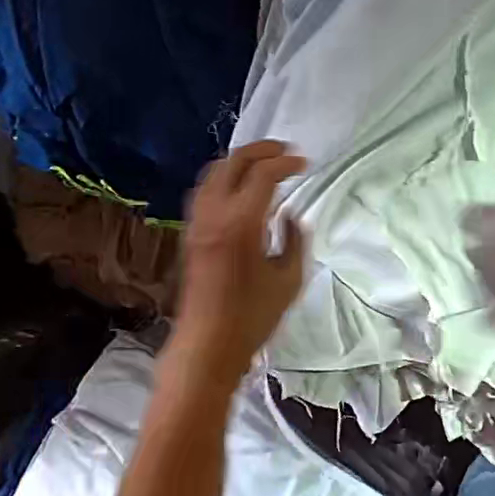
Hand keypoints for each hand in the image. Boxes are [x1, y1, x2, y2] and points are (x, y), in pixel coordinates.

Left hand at [171, 140, 308, 377]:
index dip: (286, 163)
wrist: (208, 344)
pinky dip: (224, 178)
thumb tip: (290, 217)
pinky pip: (205, 191)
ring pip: (213, 173)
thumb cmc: (253, 317)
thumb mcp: (289, 279)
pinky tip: (239, 189)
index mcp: (241, 223)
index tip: (304, 164)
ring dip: (239, 161)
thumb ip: (294, 240)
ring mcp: (197, 222)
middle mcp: (214, 214)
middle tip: (284, 152)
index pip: (263, 174)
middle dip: (261, 151)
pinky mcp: (190, 234)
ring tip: (263, 164)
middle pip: (233, 162)